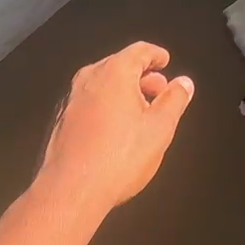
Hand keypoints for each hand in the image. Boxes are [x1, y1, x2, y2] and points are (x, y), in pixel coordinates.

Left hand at [34, 41, 194, 214]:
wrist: (69, 194)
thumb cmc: (118, 158)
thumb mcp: (160, 128)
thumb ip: (175, 100)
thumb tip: (184, 83)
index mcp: (114, 71)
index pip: (139, 50)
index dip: (156, 54)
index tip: (164, 60)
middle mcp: (89, 78)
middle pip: (120, 65)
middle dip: (142, 76)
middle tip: (158, 91)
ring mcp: (71, 100)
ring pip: (102, 85)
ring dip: (122, 93)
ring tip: (139, 114)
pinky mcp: (60, 122)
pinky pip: (89, 103)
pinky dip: (104, 107)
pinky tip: (113, 131)